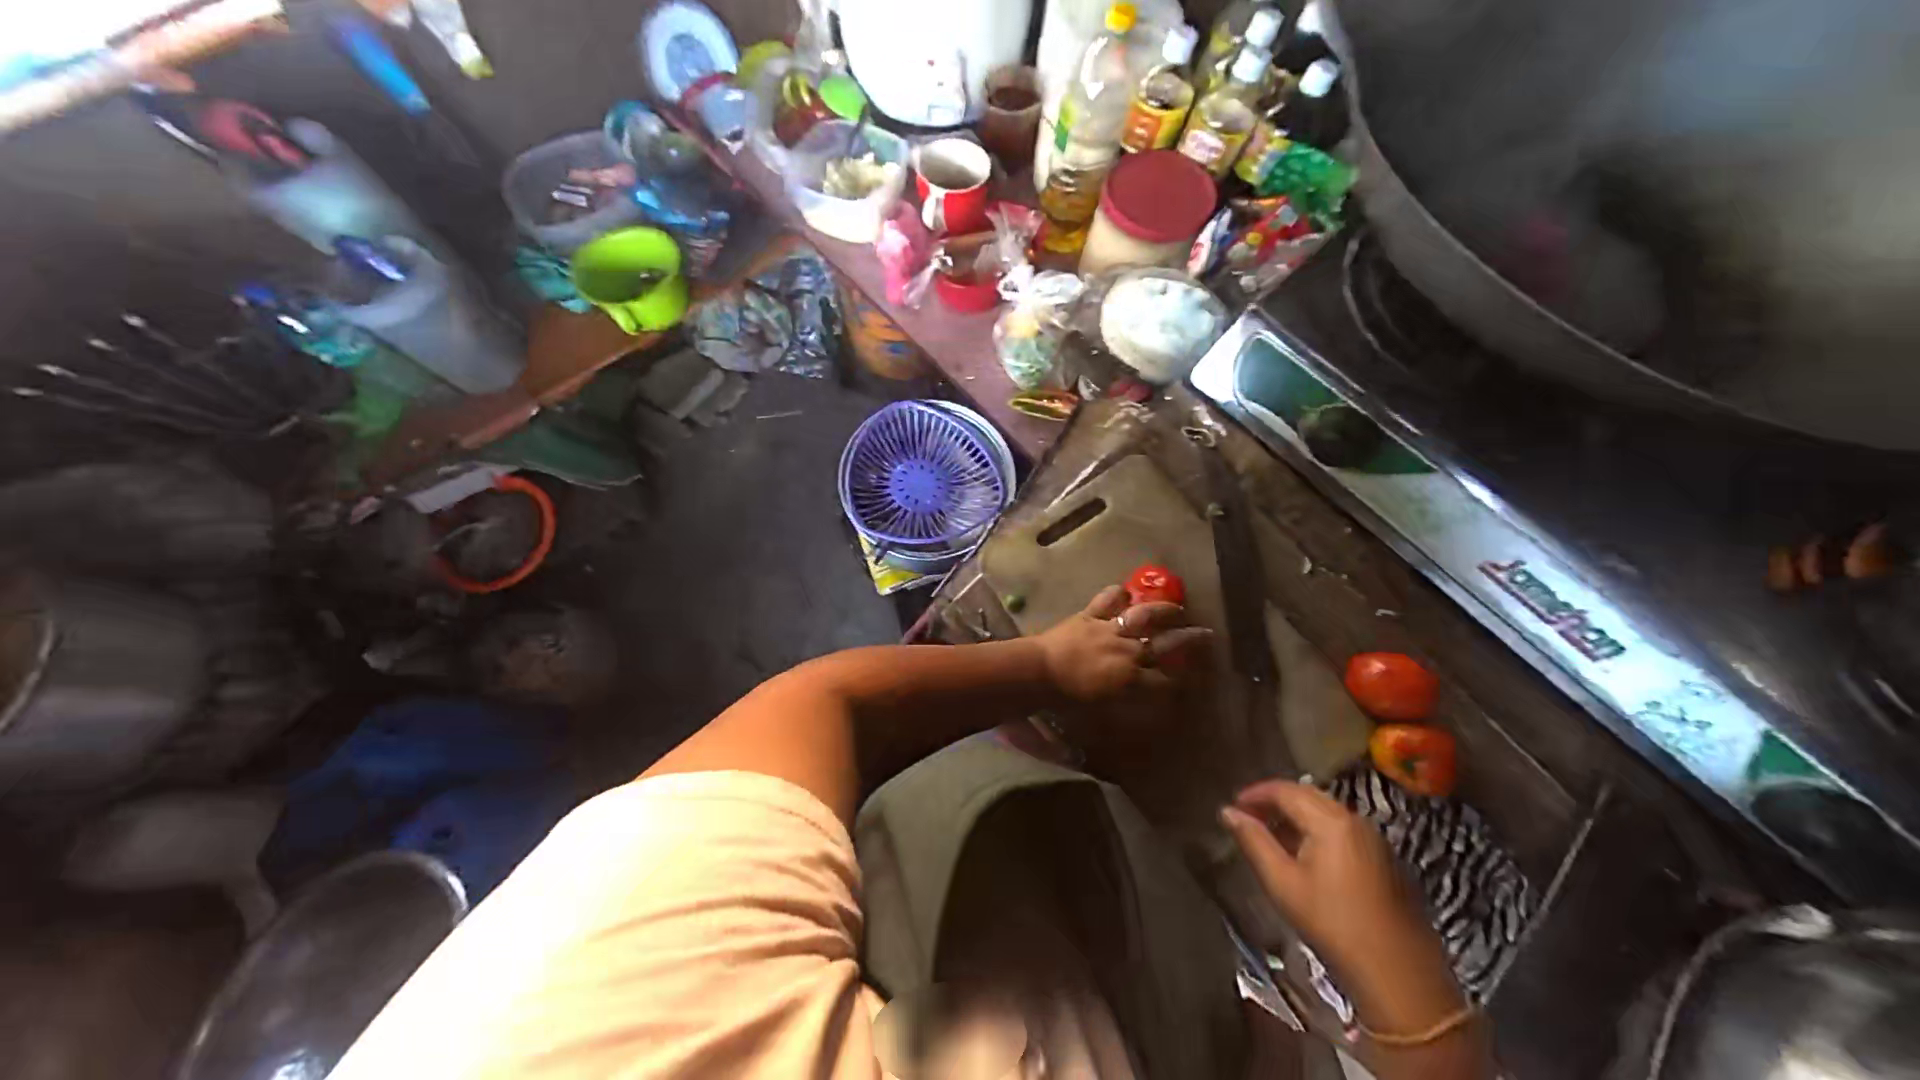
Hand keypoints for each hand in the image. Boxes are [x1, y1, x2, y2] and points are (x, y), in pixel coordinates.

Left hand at [1034, 585, 1210, 701]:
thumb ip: (1127, 707)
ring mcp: (1109, 629)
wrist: (1037, 673)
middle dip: (1189, 639)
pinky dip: (1117, 594)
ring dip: (1164, 611)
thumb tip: (1147, 711)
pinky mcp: (1089, 615)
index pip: (1166, 680)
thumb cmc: (1066, 699)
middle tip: (1206, 634)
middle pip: (1166, 643)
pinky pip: (1108, 600)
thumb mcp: (1101, 711)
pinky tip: (1125, 592)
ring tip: (1177, 608)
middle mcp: (1127, 651)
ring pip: (1144, 615)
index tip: (1192, 678)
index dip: (1181, 680)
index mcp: (1131, 680)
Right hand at [1220, 780, 1466, 1035]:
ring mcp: (1374, 840)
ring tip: (1270, 837)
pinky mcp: (1384, 860)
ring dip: (1295, 816)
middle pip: (1307, 796)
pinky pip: (1342, 830)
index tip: (1233, 806)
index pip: (1285, 790)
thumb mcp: (1282, 883)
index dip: (1255, 794)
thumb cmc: (1332, 925)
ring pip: (1326, 812)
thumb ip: (1253, 842)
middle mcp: (1356, 821)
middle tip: (1248, 817)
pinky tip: (1303, 856)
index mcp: (1331, 821)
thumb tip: (1228, 812)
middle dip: (1274, 802)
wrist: (1398, 975)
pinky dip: (1316, 831)